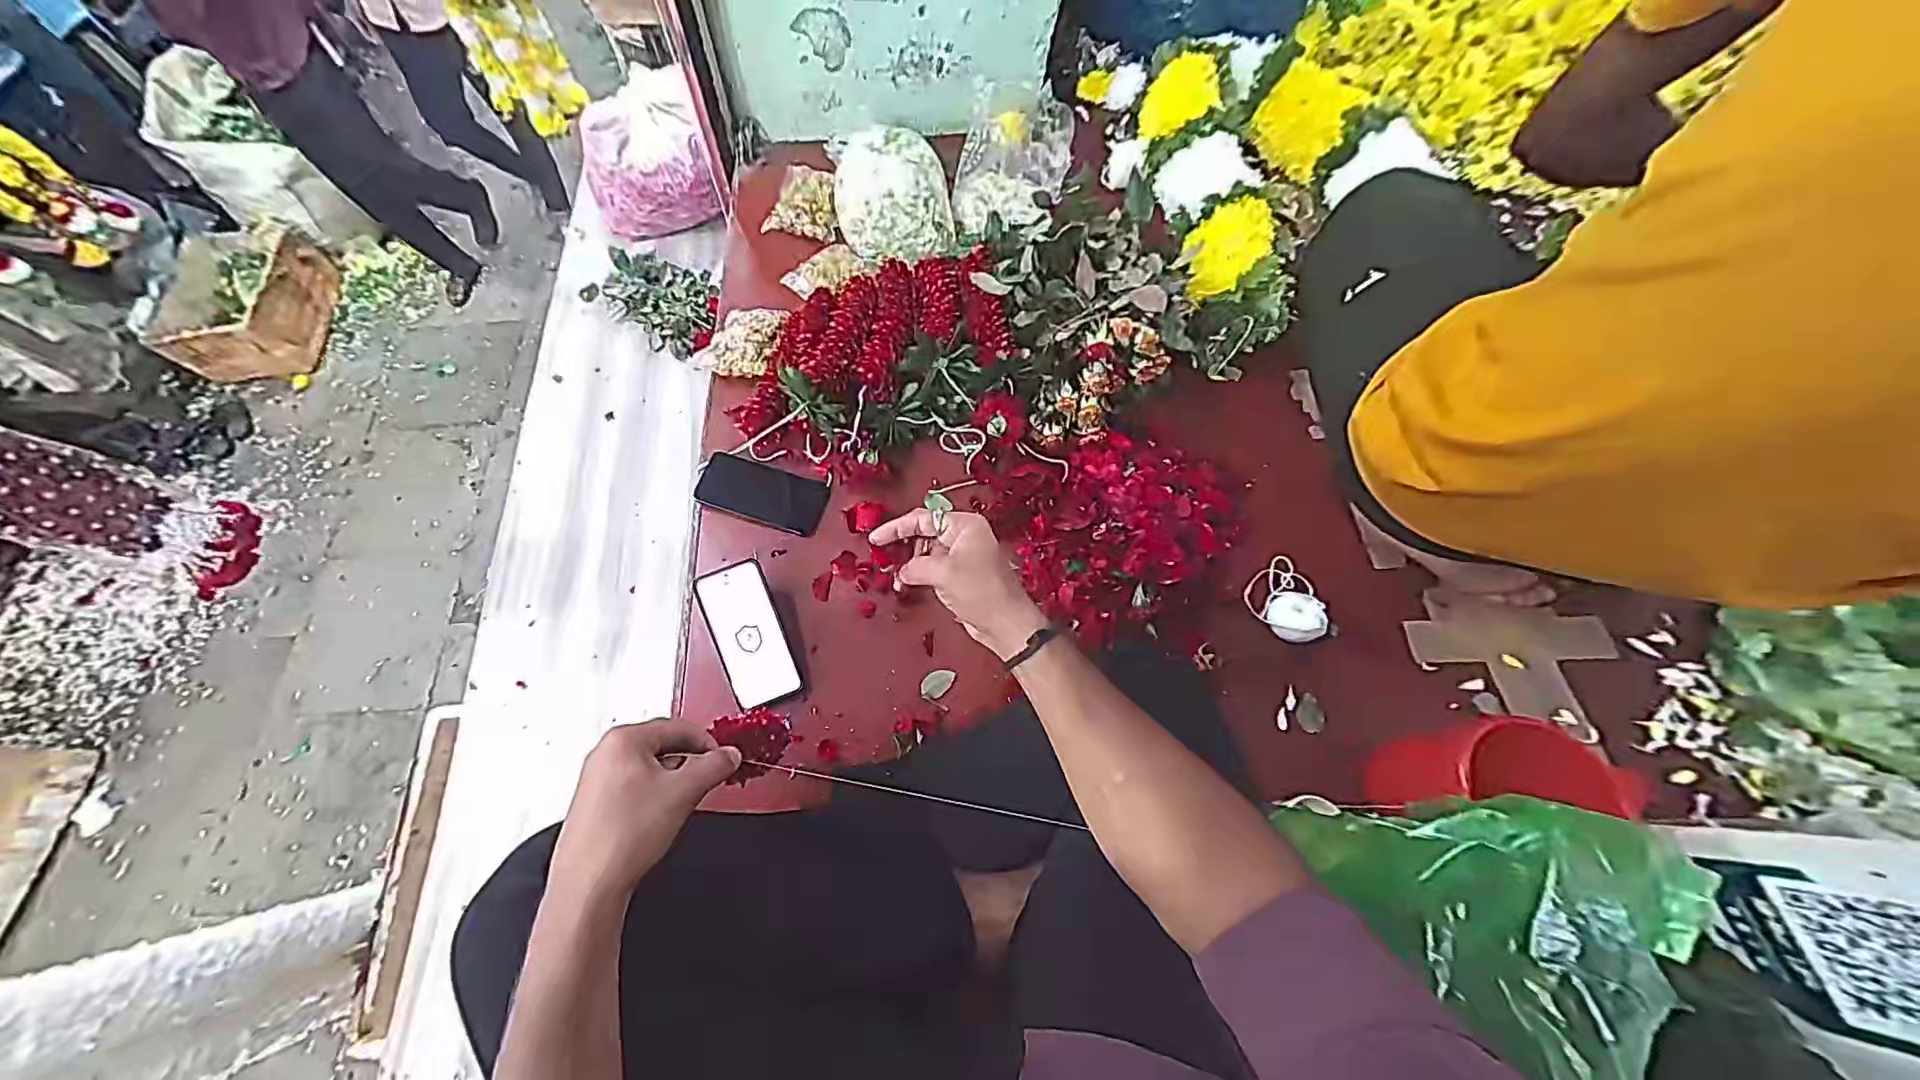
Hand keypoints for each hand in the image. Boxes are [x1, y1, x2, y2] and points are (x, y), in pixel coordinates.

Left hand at [550, 720, 740, 896]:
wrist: (588, 884)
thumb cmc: (621, 837)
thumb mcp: (685, 791)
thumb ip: (715, 766)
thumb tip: (728, 756)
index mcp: (623, 740)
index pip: (679, 727)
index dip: (708, 744)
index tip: (723, 759)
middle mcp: (605, 754)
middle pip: (664, 745)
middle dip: (691, 761)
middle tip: (709, 777)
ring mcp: (596, 779)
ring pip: (650, 767)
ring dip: (673, 779)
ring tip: (684, 800)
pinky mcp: (595, 803)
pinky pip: (635, 786)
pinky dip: (655, 794)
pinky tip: (661, 816)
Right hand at [870, 509, 1048, 660]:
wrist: (1005, 623)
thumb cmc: (980, 591)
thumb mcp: (942, 573)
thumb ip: (915, 567)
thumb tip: (902, 572)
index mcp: (965, 525)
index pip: (924, 518)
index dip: (897, 527)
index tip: (876, 538)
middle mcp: (964, 535)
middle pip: (925, 533)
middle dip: (904, 546)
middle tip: (883, 557)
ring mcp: (963, 555)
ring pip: (927, 552)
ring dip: (910, 564)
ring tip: (896, 576)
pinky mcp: (961, 574)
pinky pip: (934, 567)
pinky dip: (919, 574)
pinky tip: (906, 583)